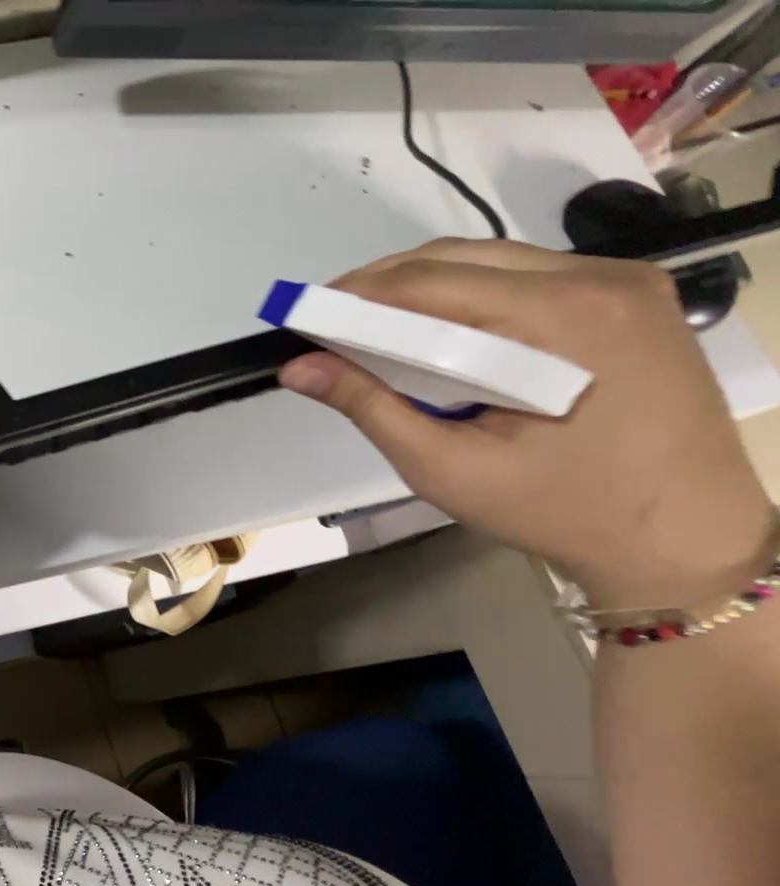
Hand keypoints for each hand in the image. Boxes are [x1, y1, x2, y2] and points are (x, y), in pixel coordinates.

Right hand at [280, 238, 770, 609]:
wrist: (682, 536)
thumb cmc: (557, 510)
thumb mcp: (444, 466)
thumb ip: (370, 406)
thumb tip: (296, 367)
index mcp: (563, 317)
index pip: (429, 281)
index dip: (353, 294)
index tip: (298, 315)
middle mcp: (601, 279)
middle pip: (460, 258)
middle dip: (381, 285)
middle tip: (325, 325)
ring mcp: (624, 282)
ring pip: (492, 261)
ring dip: (421, 288)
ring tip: (369, 331)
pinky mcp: (631, 297)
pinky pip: (526, 278)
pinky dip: (467, 296)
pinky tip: (437, 334)